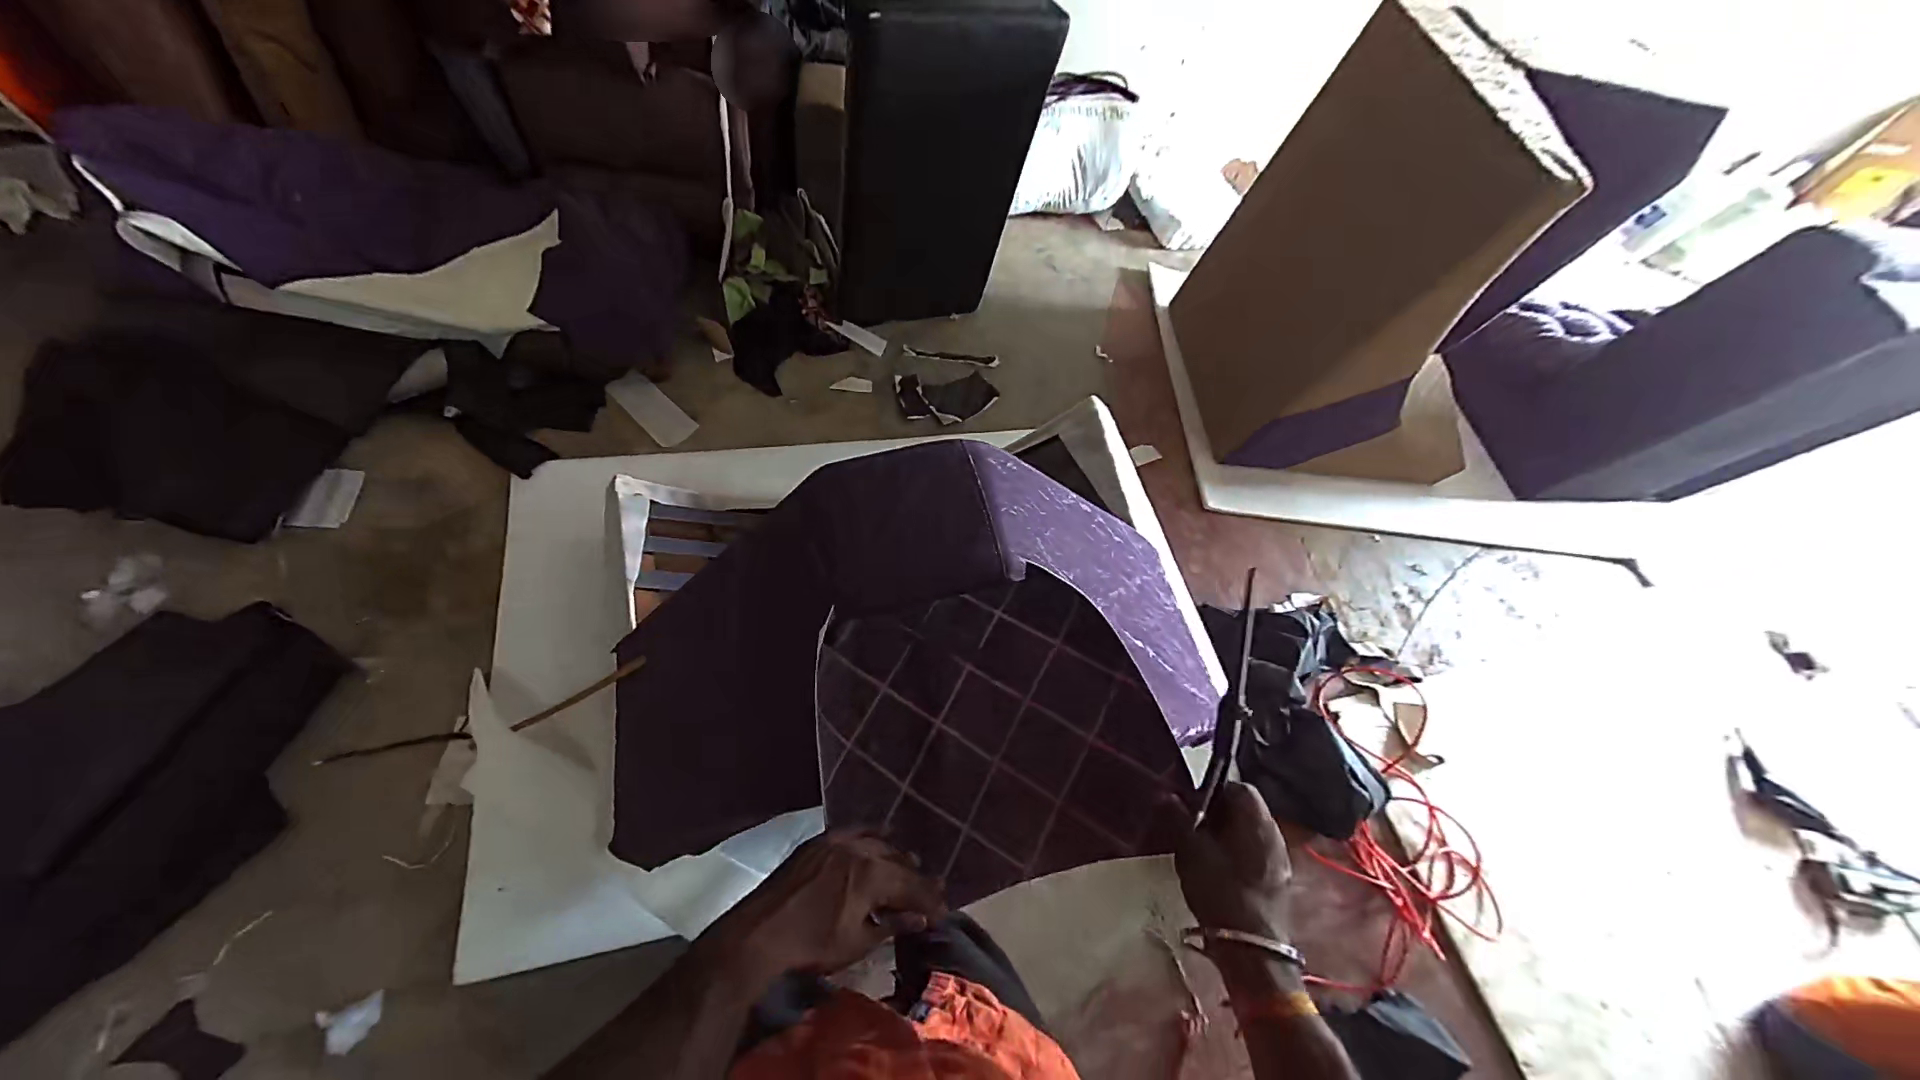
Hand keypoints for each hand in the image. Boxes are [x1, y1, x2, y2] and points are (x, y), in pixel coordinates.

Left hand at [693, 830, 946, 984]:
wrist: (758, 934)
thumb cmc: (810, 945)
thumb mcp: (856, 942)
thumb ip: (891, 925)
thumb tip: (920, 918)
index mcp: (872, 874)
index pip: (912, 885)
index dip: (930, 899)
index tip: (943, 911)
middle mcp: (859, 848)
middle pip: (898, 861)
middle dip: (915, 878)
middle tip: (930, 893)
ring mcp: (837, 841)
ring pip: (878, 843)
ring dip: (895, 856)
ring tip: (909, 866)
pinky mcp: (819, 841)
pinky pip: (854, 831)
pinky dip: (870, 836)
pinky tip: (879, 837)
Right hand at [1176, 782, 1292, 942]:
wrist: (1251, 951)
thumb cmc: (1220, 891)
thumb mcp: (1190, 852)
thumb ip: (1179, 819)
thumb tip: (1168, 795)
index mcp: (1257, 821)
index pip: (1241, 787)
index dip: (1215, 788)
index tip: (1193, 801)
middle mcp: (1275, 835)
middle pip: (1247, 810)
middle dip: (1219, 813)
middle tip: (1192, 823)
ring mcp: (1280, 861)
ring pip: (1250, 833)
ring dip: (1227, 834)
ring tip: (1201, 846)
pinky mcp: (1278, 883)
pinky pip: (1255, 854)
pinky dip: (1237, 854)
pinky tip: (1217, 869)